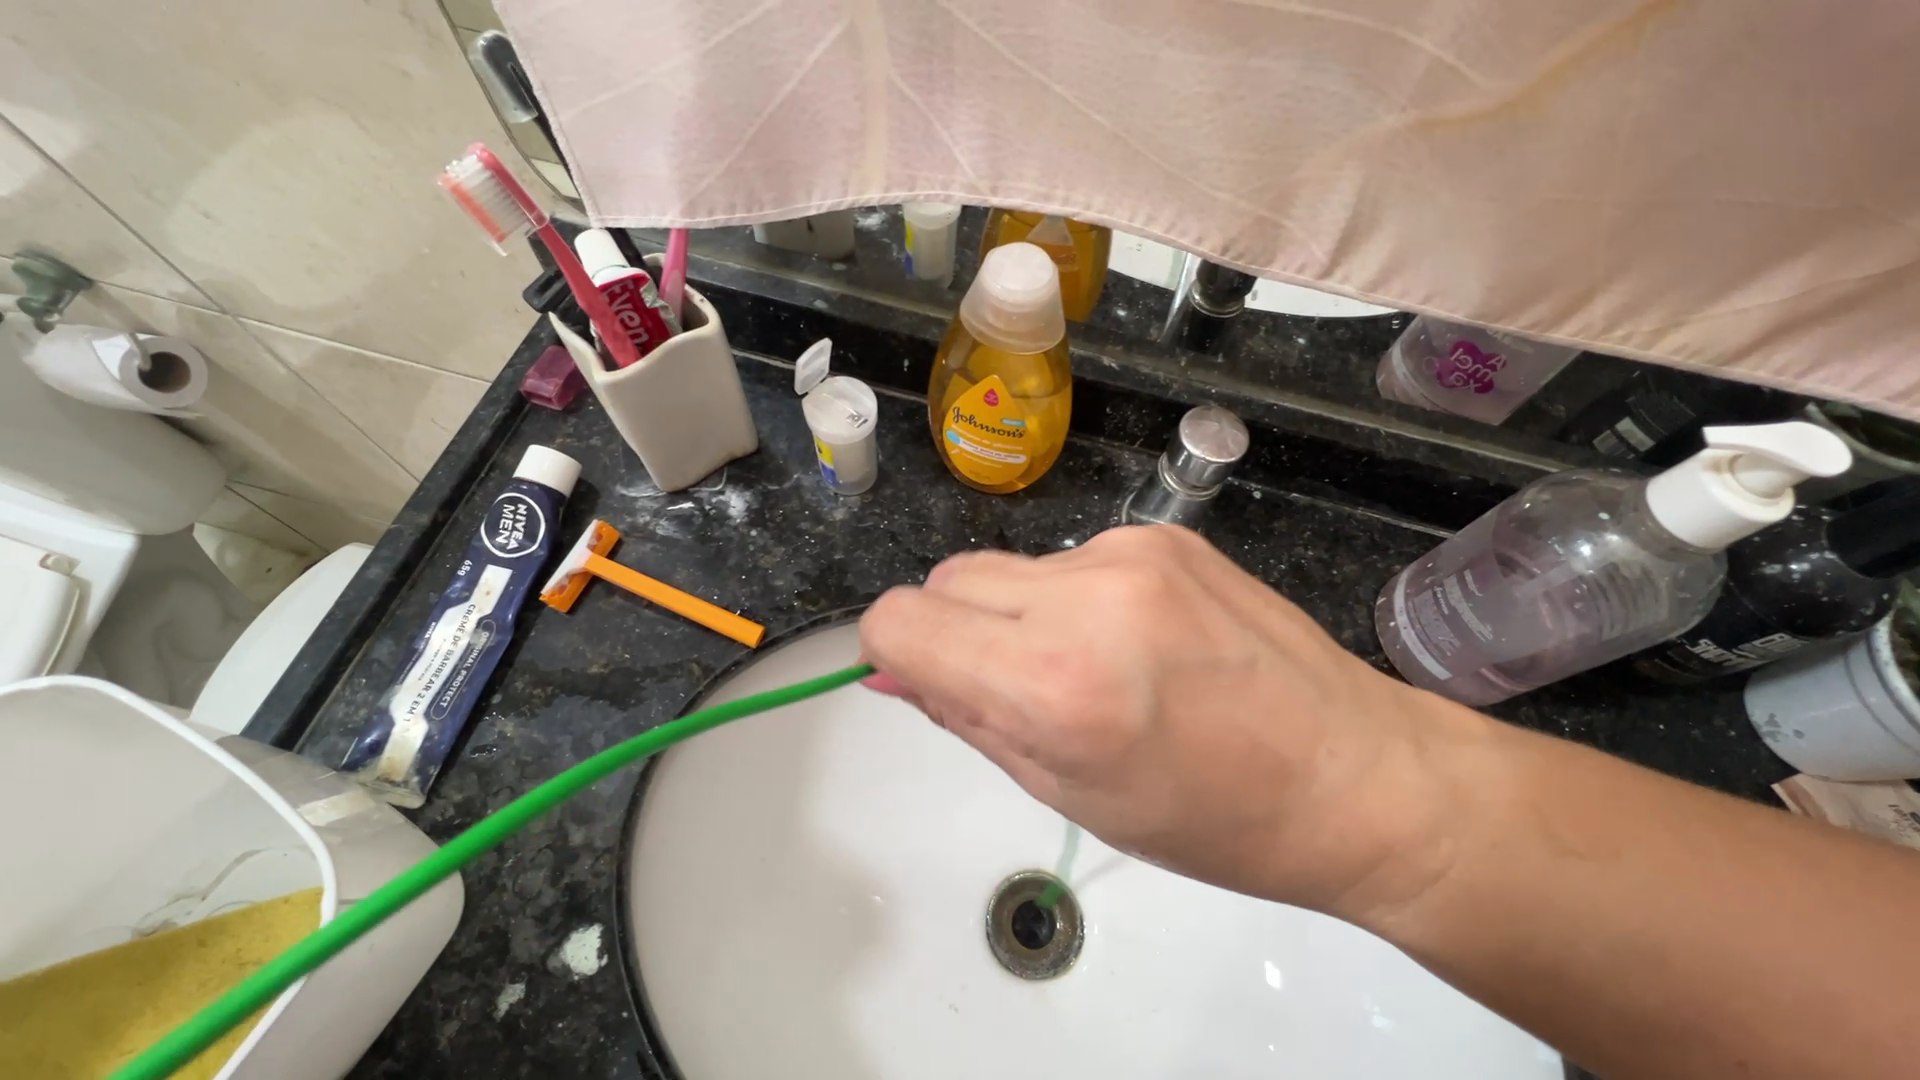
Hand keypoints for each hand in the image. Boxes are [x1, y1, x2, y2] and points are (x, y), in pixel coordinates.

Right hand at [859, 525, 1487, 921]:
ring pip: (1009, 567)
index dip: (892, 651)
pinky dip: (1072, 596)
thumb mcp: (1069, 790)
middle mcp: (1084, 596)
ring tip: (1088, 667)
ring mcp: (1130, 552)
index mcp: (1053, 683)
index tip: (923, 678)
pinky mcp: (1166, 533)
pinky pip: (1071, 558)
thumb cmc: (1213, 819)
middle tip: (1011, 686)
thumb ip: (968, 716)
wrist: (1355, 773)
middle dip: (954, 630)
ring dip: (1016, 612)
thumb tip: (896, 671)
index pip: (902, 620)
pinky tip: (1133, 640)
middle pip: (947, 579)